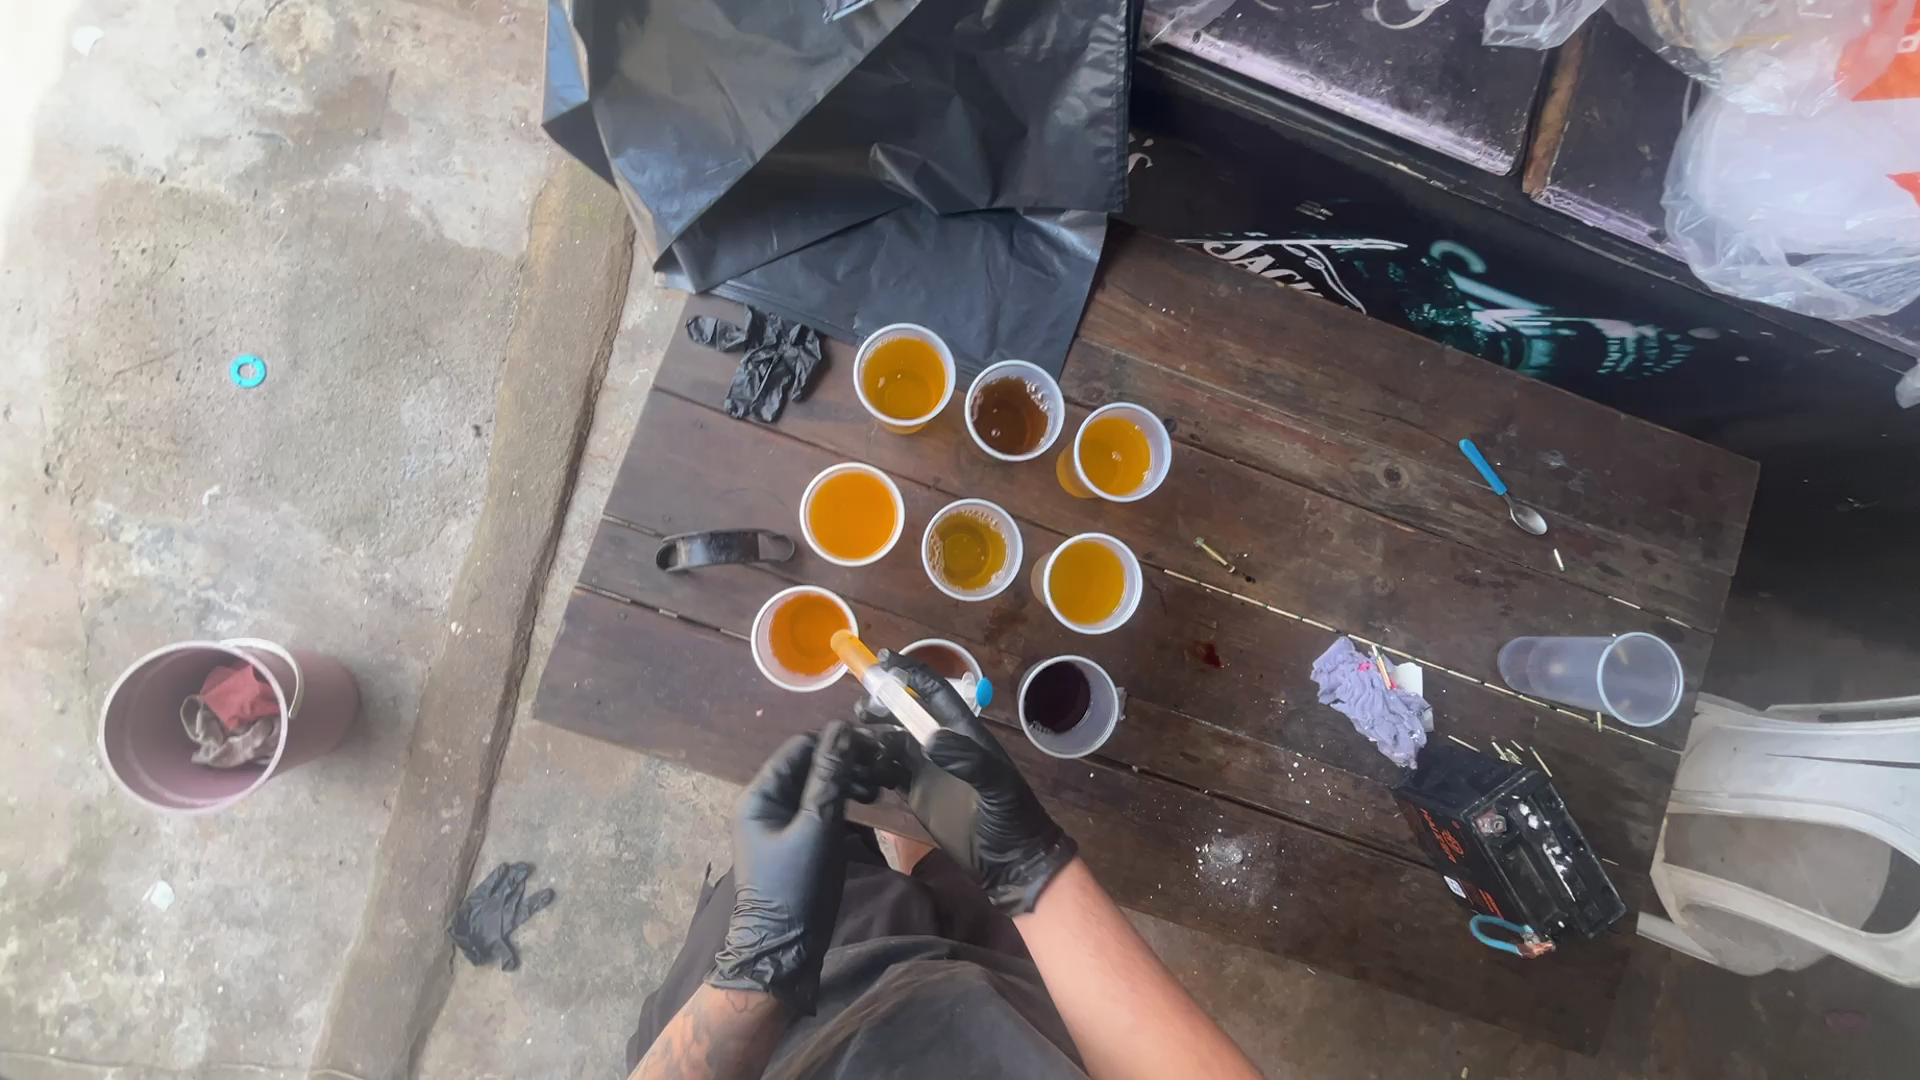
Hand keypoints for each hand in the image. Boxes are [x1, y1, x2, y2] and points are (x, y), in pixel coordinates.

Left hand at [708, 720, 872, 1013]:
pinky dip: (844, 798)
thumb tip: (842, 728)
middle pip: (810, 763)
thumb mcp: (817, 826)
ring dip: (849, 778)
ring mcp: (781, 820)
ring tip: (880, 786)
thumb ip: (830, 775)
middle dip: (847, 761)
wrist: (785, 953)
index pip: (801, 746)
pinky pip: (821, 804)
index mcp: (761, 794)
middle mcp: (767, 801)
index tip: (875, 746)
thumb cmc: (797, 886)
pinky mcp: (797, 836)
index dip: (837, 741)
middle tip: (884, 767)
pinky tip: (868, 801)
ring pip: (818, 783)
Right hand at [862, 651, 1077, 914]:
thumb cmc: (1013, 820)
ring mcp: (928, 770)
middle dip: (883, 704)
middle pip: (907, 714)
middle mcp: (943, 745)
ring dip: (872, 736)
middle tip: (859, 710)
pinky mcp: (916, 795)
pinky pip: (887, 771)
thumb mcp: (998, 788)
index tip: (883, 660)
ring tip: (851, 741)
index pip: (934, 693)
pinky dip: (870, 766)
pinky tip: (855, 768)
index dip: (911, 674)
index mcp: (964, 734)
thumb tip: (929, 739)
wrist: (1012, 865)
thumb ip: (969, 761)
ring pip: (892, 741)